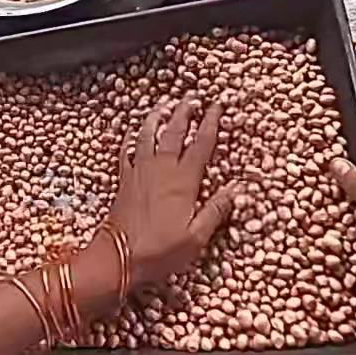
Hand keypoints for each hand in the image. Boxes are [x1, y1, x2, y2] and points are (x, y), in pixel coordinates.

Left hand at [108, 98, 238, 289]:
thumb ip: (216, 210)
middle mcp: (161, 170)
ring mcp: (139, 173)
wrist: (118, 257)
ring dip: (157, 118)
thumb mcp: (196, 236)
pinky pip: (127, 152)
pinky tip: (133, 133)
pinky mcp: (124, 181)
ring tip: (163, 105)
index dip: (210, 124)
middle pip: (174, 133)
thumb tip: (237, 189)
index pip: (201, 145)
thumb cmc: (160, 250)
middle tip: (192, 98)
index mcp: (183, 181)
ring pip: (148, 136)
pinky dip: (132, 139)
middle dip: (184, 112)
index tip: (217, 106)